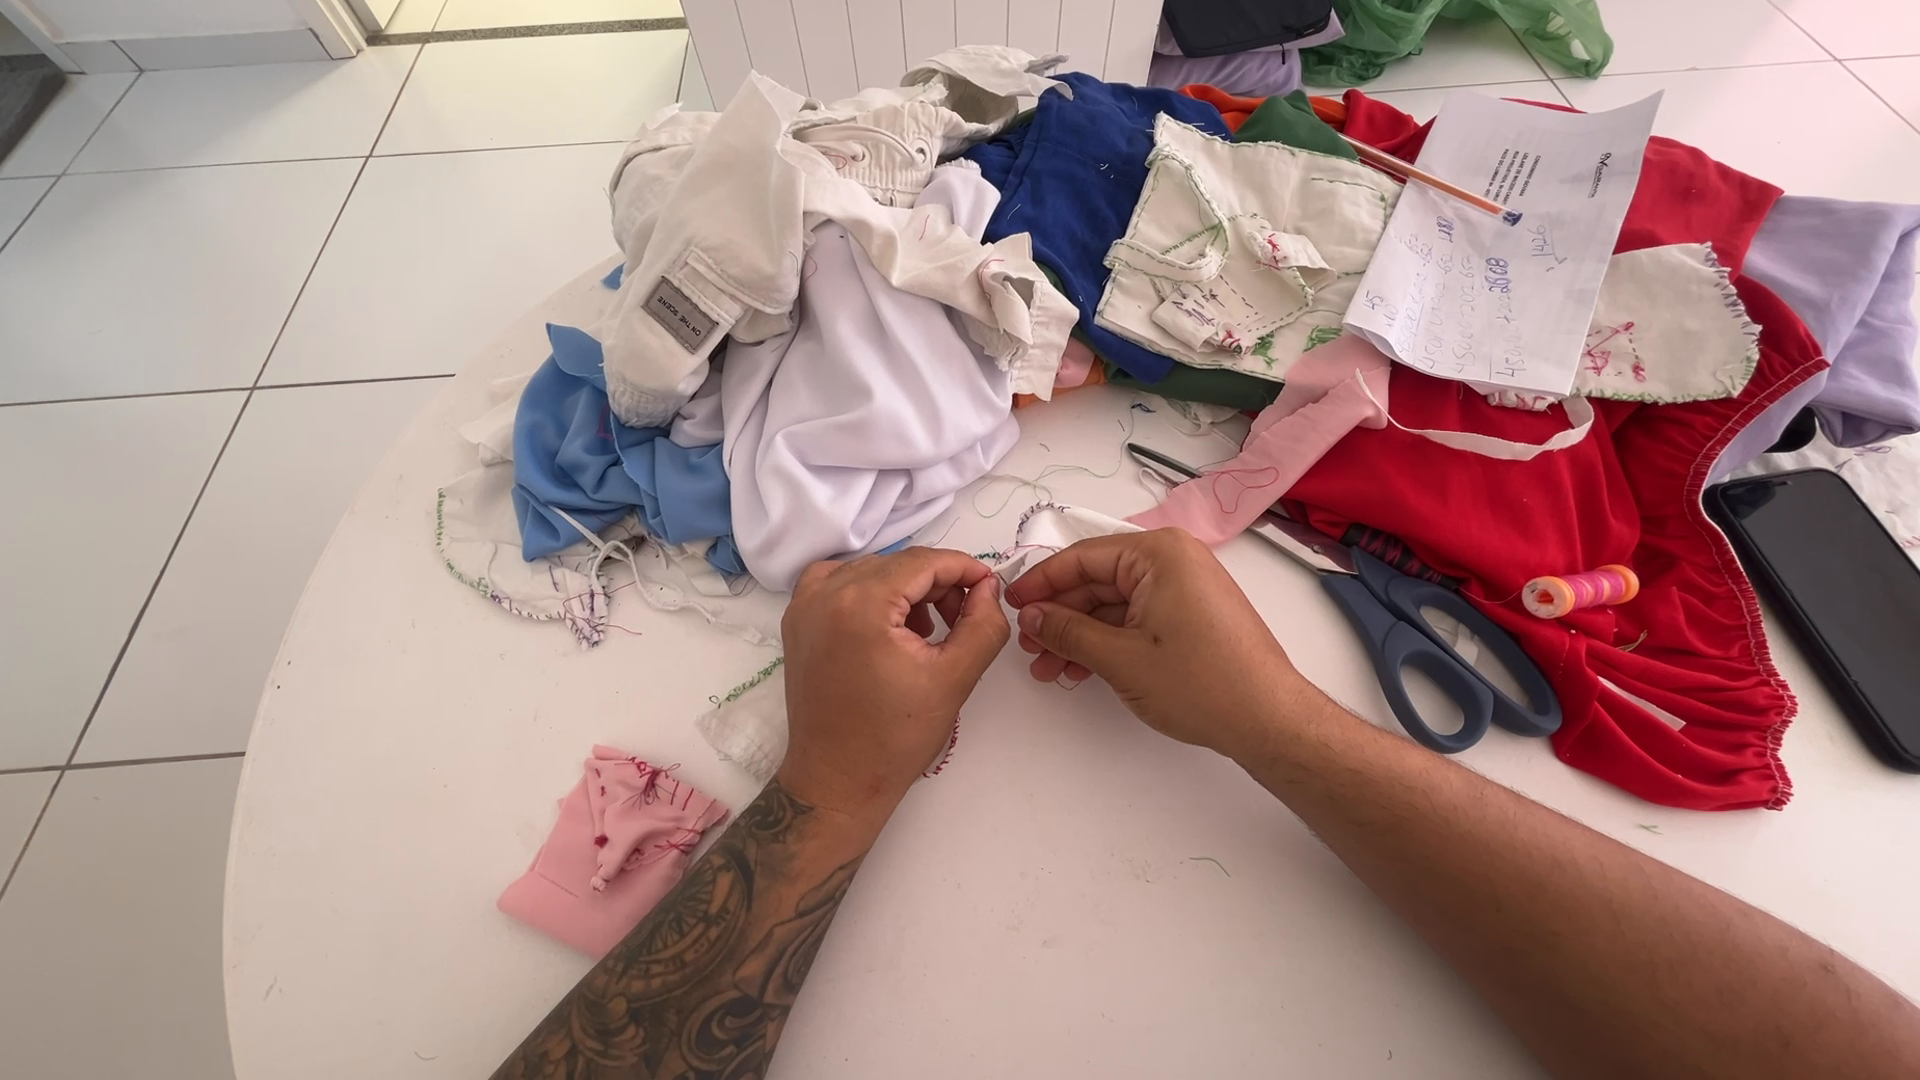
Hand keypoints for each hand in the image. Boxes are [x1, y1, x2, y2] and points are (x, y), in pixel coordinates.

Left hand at [778, 548, 1010, 822]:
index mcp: (860, 604)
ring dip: (906, 588)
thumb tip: (987, 587)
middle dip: (937, 583)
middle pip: (897, 563)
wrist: (837, 781)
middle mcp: (824, 593)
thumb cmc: (896, 737)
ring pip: (871, 570)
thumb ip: (982, 624)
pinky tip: (890, 626)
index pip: (923, 561)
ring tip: (928, 631)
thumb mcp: (954, 678)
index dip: (964, 568)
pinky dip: (871, 592)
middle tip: (961, 619)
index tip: (989, 587)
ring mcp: (804, 605)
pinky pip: (841, 582)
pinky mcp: (797, 620)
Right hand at [1005, 529, 1315, 759]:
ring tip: (1047, 668)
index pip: (1082, 557)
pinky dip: (1106, 641)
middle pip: (1096, 581)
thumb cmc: (1198, 682)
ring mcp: (1183, 588)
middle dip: (1059, 616)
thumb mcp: (1120, 657)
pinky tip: (1080, 669)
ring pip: (1112, 605)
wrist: (1269, 721)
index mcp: (1158, 553)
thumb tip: (1030, 615)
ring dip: (1078, 635)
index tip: (1012, 605)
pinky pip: (1134, 618)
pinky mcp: (1189, 615)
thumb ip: (1067, 631)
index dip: (1041, 582)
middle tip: (1028, 646)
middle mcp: (1172, 560)